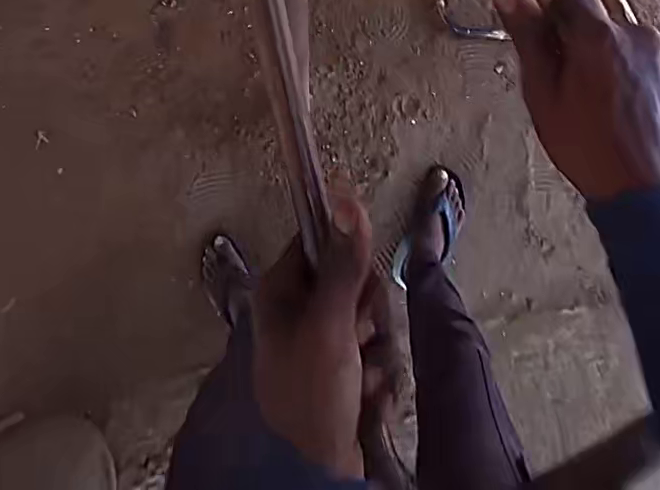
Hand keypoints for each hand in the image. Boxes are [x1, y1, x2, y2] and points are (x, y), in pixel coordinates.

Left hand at [251, 194, 382, 479]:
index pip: (320, 242)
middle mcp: (299, 308)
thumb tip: (345, 197)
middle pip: (353, 280)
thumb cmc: (311, 392)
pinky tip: (365, 395)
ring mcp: (323, 340)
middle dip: (367, 313)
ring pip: (371, 318)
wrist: (316, 472)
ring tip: (359, 374)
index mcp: (281, 287)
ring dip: (375, 349)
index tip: (359, 282)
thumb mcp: (329, 323)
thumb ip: (344, 264)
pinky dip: (377, 374)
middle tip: (357, 336)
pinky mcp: (344, 370)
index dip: (346, 256)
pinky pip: (376, 352)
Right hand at [493, 0, 659, 201]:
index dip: (557, 13)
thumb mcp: (542, 93)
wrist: (654, 198)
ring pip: (634, 45)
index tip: (552, 40)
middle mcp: (640, 36)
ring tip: (613, 105)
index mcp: (597, 37)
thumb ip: (528, 37)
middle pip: (604, 23)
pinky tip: (641, 112)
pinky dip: (650, 79)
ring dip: (621, 61)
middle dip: (589, 44)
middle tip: (577, 85)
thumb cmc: (588, 147)